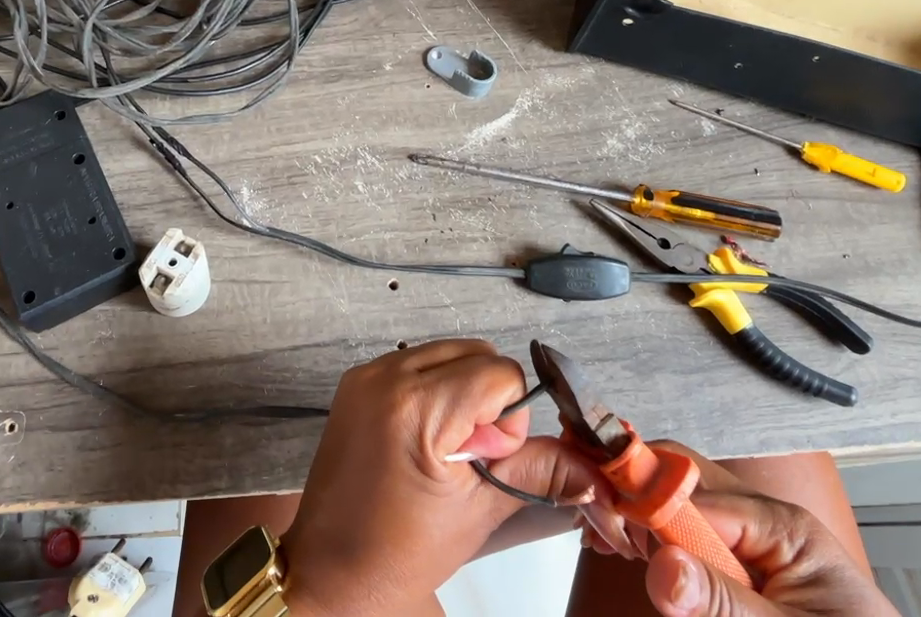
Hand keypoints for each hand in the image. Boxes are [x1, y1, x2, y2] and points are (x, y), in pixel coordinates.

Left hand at [278, 339, 620, 616]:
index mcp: (417, 408)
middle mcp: (387, 376)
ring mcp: (367, 373)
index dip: (509, 417)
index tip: (491, 456)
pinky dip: (435, 388)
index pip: (499, 372)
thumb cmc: (397, 552)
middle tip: (471, 453)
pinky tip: (425, 436)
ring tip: (446, 447)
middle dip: (489, 398)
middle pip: (476, 352)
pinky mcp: (357, 379)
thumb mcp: (478, 511)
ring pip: (448, 351)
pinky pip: (417, 361)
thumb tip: (591, 466)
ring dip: (463, 390)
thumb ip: (538, 473)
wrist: (330, 568)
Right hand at [623, 445, 897, 616]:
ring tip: (605, 543)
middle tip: (597, 530)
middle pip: (678, 481)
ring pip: (671, 504)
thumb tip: (663, 565)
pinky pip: (681, 536)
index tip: (601, 518)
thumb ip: (726, 603)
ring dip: (635, 519)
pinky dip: (648, 540)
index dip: (642, 501)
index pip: (693, 492)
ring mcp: (744, 539)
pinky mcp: (733, 563)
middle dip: (633, 496)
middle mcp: (759, 518)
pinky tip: (626, 552)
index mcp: (782, 524)